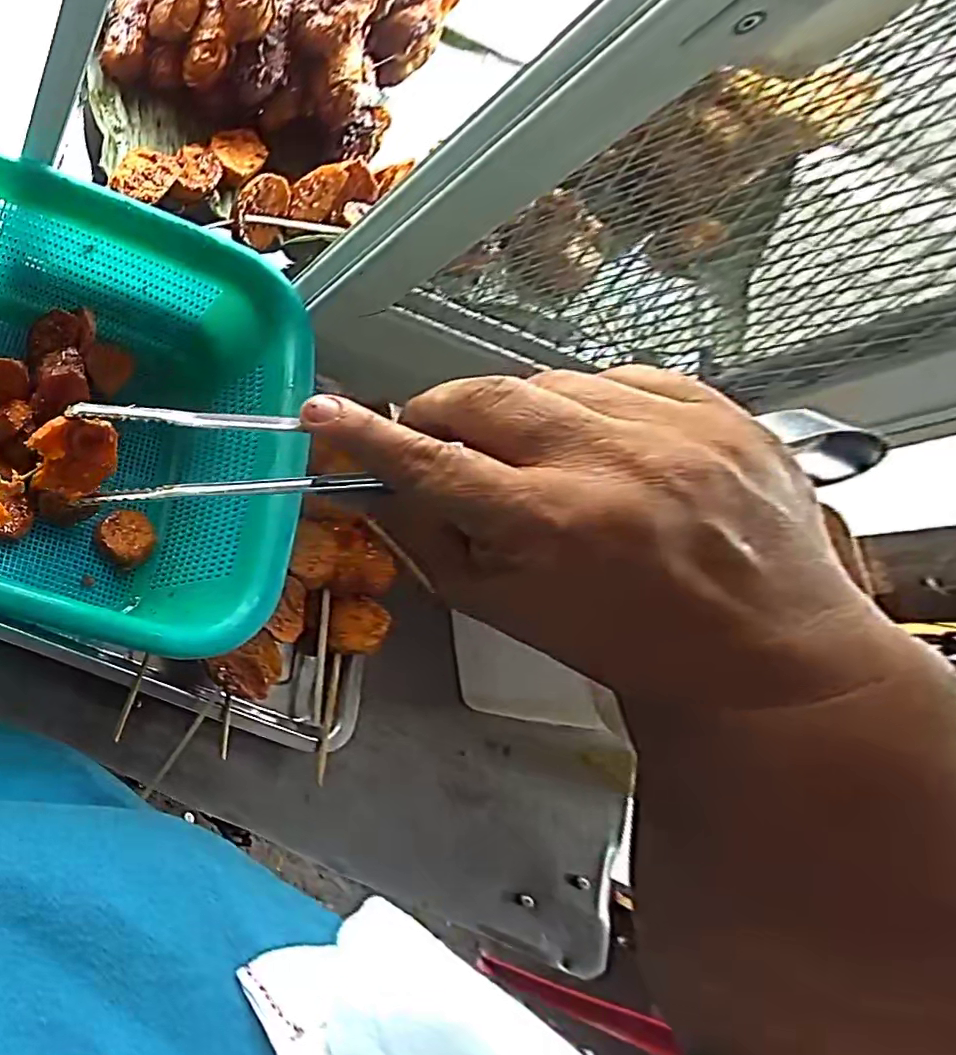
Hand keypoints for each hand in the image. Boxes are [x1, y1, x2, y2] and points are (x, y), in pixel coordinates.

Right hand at [302, 367, 885, 712]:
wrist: (759, 650)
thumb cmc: (605, 634)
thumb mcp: (484, 597)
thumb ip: (419, 530)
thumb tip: (372, 484)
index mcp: (546, 523)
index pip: (427, 461)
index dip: (364, 434)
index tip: (322, 412)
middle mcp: (610, 464)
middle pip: (478, 398)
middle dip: (432, 413)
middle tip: (429, 442)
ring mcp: (674, 429)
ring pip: (537, 381)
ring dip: (503, 413)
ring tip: (520, 456)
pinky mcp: (718, 410)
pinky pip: (608, 376)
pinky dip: (570, 403)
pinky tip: (580, 442)